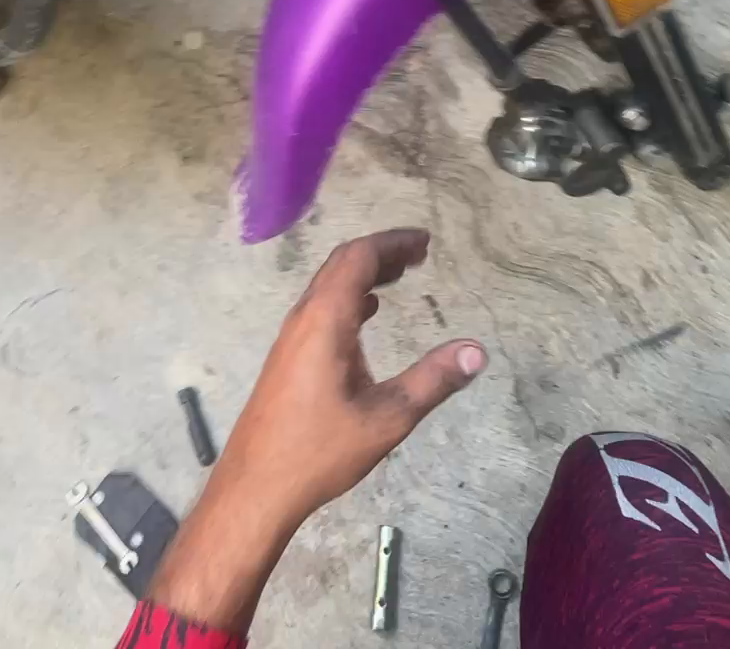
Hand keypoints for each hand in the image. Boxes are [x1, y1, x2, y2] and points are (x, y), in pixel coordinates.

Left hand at [147, 229, 485, 632]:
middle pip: (342, 264)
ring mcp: (292, 336)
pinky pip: (322, 307)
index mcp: (326, 319)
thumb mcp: (387, 418)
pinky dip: (350, 296)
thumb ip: (432, 381)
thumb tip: (475, 351)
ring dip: (364, 273)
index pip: (359, 257)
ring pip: (329, 285)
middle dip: (382, 252)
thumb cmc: (319, 451)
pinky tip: (368, 312)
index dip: (393, 242)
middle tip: (421, 254)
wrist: (254, 488)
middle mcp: (305, 317)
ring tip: (401, 275)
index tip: (425, 242)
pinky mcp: (289, 355)